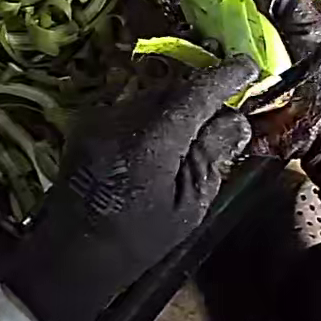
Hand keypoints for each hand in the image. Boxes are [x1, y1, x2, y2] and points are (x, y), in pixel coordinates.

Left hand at [7, 57, 258, 320]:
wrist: (70, 252)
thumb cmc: (137, 240)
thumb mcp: (188, 206)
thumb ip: (212, 155)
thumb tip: (235, 119)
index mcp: (150, 144)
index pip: (193, 94)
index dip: (224, 77)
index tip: (249, 68)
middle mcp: (121, 119)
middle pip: (173, 89)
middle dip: (202, 94)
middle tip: (227, 108)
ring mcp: (100, 117)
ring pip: (152, 95)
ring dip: (177, 106)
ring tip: (193, 132)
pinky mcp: (88, 121)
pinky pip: (132, 107)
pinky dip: (153, 116)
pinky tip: (160, 142)